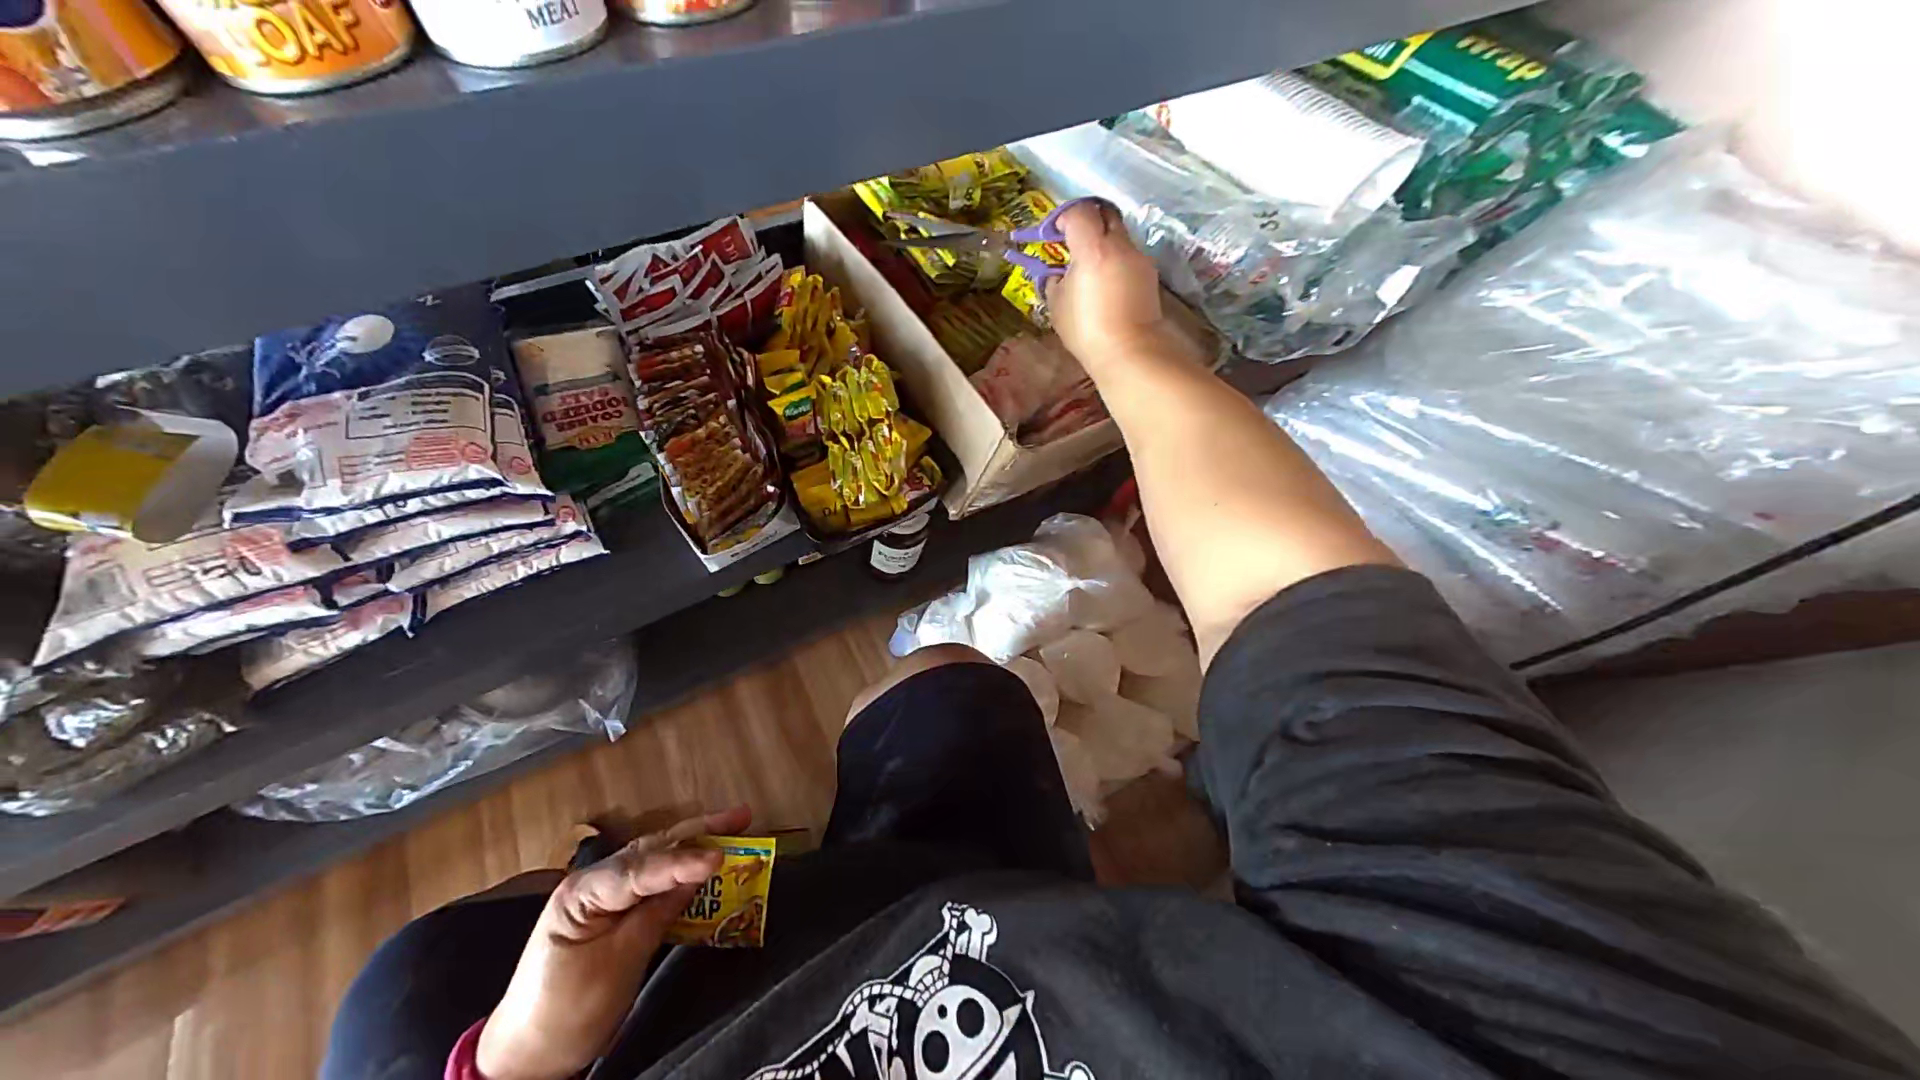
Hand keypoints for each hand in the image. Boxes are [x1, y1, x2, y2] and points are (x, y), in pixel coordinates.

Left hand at [475, 806, 752, 1079]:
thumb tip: (698, 876)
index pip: (640, 869)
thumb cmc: (566, 1011)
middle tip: (743, 816)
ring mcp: (604, 893)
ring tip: (735, 827)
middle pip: (652, 849)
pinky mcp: (615, 908)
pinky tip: (708, 861)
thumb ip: (656, 915)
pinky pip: (654, 879)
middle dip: (699, 831)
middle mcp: (594, 881)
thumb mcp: (616, 966)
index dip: (683, 860)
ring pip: (656, 857)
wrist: (528, 1053)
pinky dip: (683, 868)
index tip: (721, 856)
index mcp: (582, 893)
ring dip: (695, 842)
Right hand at [1045, 199, 1174, 373]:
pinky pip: (1128, 255)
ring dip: (1103, 241)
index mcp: (1093, 248)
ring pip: (1119, 234)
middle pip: (1105, 213)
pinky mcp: (1149, 273)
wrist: (1130, 351)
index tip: (1053, 233)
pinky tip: (1106, 284)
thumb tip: (1058, 275)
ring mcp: (1139, 258)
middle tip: (1073, 239)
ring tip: (1089, 267)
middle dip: (1087, 219)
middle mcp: (1120, 245)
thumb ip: (1055, 281)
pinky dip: (1115, 259)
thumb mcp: (1057, 305)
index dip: (1063, 217)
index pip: (1079, 212)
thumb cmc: (1087, 330)